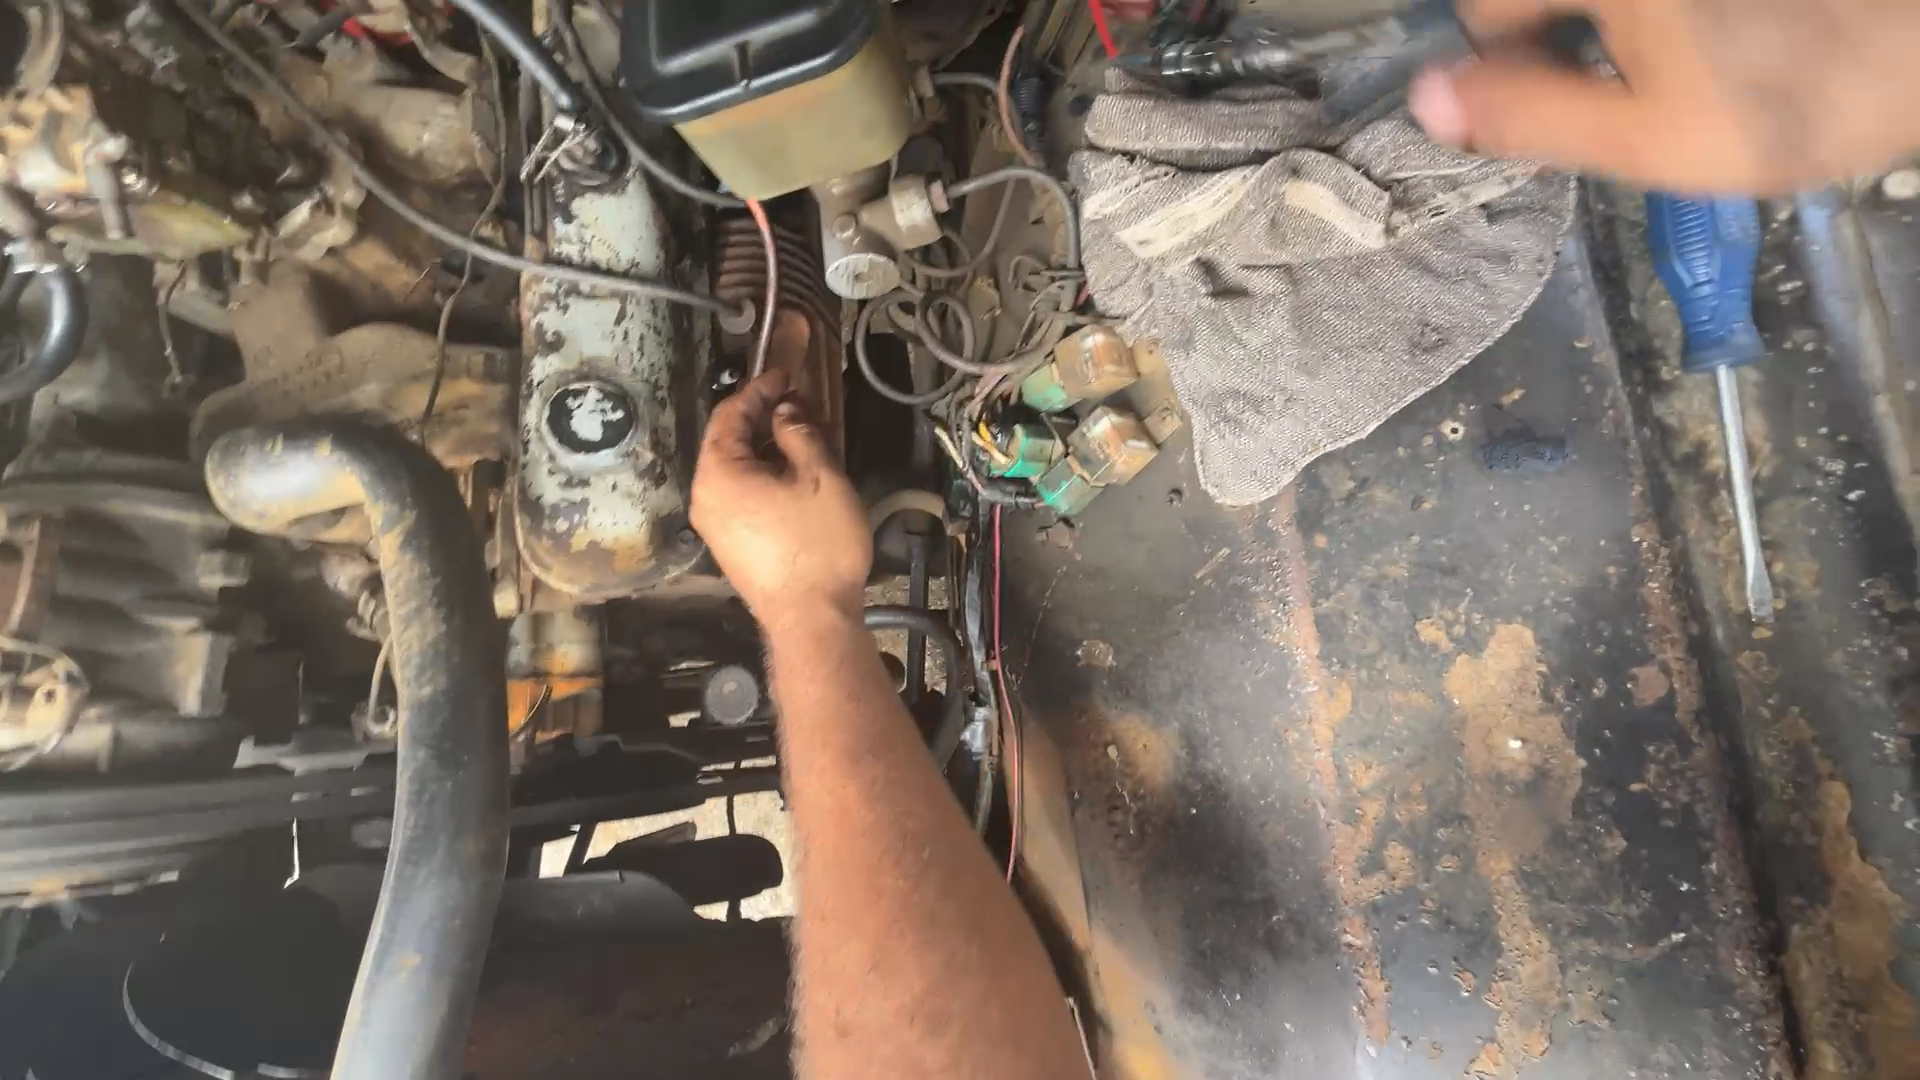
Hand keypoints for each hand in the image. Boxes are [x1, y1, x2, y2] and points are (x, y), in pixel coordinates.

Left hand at [690, 371, 870, 630]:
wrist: (811, 619)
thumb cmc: (818, 545)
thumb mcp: (820, 478)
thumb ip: (799, 433)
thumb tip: (785, 411)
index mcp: (718, 473)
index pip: (730, 415)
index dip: (759, 390)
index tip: (786, 376)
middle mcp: (705, 497)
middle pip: (726, 443)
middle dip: (761, 419)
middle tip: (798, 406)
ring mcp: (714, 526)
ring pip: (734, 472)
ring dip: (764, 450)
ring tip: (800, 441)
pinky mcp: (729, 547)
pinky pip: (740, 497)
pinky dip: (762, 478)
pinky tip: (791, 480)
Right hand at [1408, 0, 1919, 193]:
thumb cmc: (1805, 95)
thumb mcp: (1643, 137)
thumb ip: (1524, 116)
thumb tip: (1426, 97)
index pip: (1489, 8)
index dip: (1502, 62)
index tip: (1551, 97)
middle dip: (1556, 30)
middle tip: (1621, 74)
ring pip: (1601, 5)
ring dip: (1604, 26)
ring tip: (1678, 49)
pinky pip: (1649, 9)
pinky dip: (1658, 22)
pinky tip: (1709, 31)